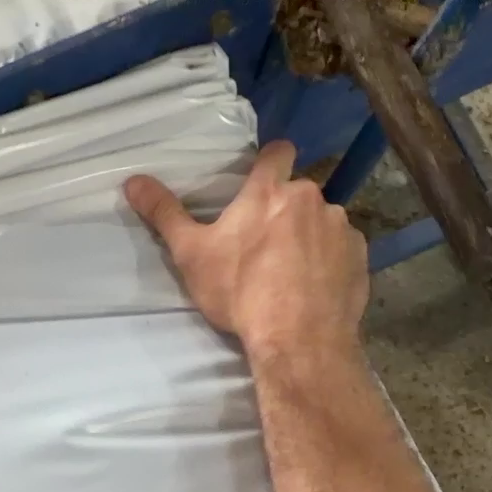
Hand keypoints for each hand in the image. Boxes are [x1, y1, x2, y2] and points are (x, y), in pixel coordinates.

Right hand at [124, 140, 368, 361]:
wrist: (296, 340)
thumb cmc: (240, 293)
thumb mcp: (192, 256)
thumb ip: (164, 215)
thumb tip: (131, 181)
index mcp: (270, 191)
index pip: (277, 152)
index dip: (269, 163)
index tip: (259, 185)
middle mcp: (311, 198)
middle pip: (298, 194)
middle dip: (284, 213)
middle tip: (264, 249)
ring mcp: (341, 228)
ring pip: (322, 223)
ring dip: (308, 239)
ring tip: (290, 276)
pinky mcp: (360, 258)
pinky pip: (342, 252)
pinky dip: (329, 264)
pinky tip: (313, 290)